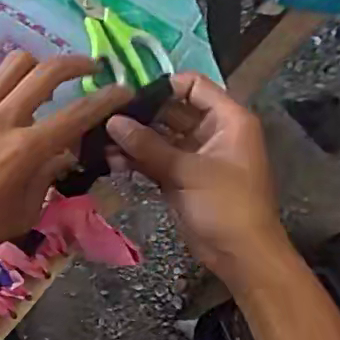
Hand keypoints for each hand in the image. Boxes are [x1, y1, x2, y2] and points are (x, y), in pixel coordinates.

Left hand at [0, 52, 131, 272]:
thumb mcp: (24, 212)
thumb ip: (47, 178)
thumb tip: (63, 155)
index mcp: (25, 149)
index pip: (76, 115)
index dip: (106, 99)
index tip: (123, 89)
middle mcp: (2, 120)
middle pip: (46, 72)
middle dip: (76, 63)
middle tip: (90, 68)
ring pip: (12, 65)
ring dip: (37, 64)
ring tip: (45, 78)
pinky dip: (2, 77)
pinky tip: (7, 90)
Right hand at [106, 71, 286, 271]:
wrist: (240, 254)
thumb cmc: (226, 205)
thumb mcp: (187, 171)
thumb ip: (148, 145)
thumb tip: (112, 121)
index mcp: (227, 120)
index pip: (193, 85)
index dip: (162, 86)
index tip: (127, 93)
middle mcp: (210, 131)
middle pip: (170, 109)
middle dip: (139, 113)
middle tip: (103, 114)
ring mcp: (193, 154)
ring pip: (158, 135)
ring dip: (132, 138)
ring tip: (99, 139)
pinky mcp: (178, 175)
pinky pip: (153, 158)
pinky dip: (135, 158)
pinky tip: (109, 159)